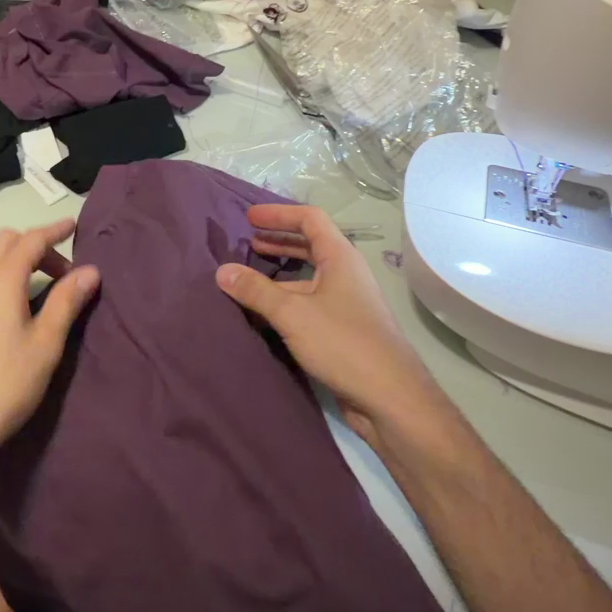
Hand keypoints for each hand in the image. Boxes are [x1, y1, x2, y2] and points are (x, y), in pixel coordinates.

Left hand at [0, 220, 99, 480]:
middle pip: (5, 241)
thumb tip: (90, 270)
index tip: (75, 227)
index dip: (55, 231)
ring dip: (4, 254)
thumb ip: (67, 302)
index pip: (31, 240)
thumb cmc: (8, 384)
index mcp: (2, 280)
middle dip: (34, 244)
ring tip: (26, 277)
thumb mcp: (47, 343)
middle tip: (62, 271)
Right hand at [215, 205, 432, 442]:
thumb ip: (256, 291)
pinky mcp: (342, 329)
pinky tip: (265, 311)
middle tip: (246, 241)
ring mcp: (346, 302)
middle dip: (278, 240)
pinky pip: (309, 302)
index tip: (249, 217)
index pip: (310, 219)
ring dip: (280, 271)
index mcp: (340, 258)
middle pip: (310, 245)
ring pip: (308, 276)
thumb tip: (222, 270)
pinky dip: (286, 298)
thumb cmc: (343, 343)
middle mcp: (345, 274)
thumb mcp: (293, 313)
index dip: (279, 214)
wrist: (389, 397)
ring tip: (248, 275)